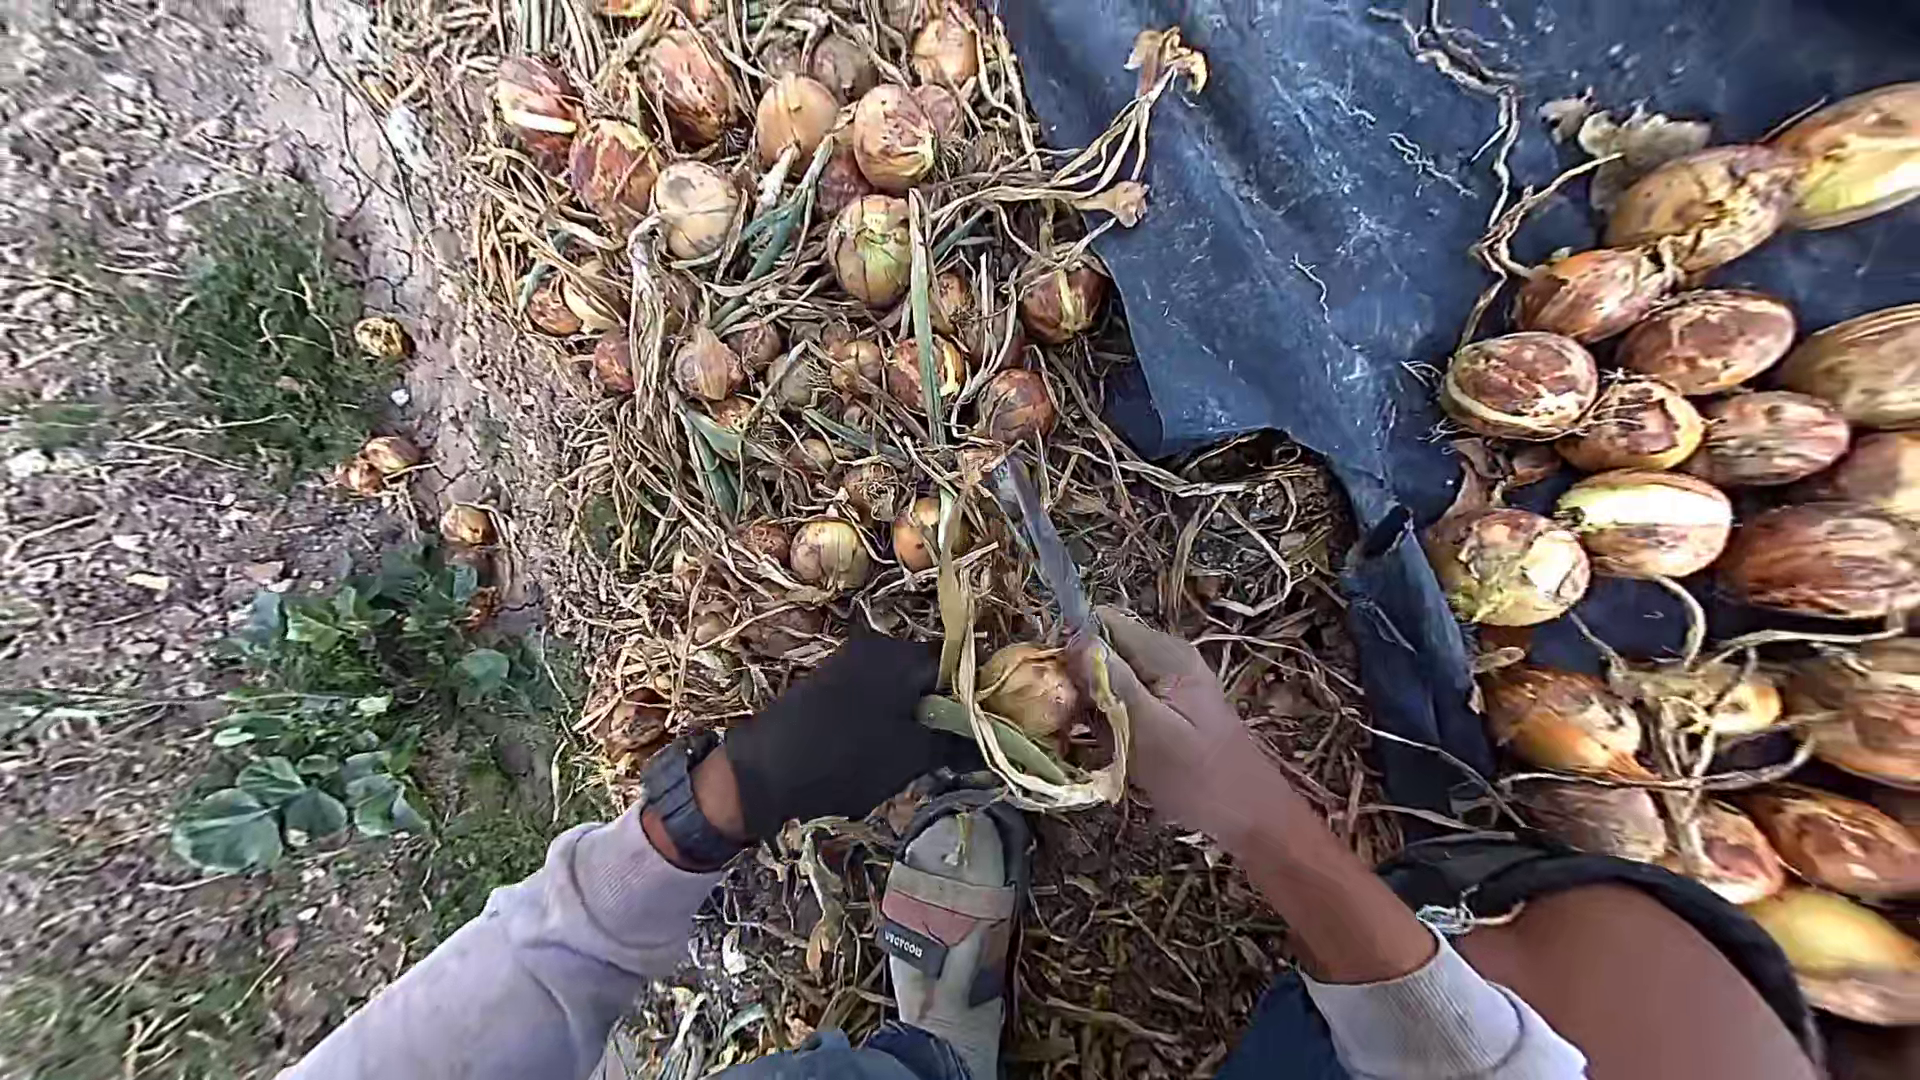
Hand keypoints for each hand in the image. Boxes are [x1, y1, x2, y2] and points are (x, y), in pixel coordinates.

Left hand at [723, 634, 975, 839]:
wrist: (764, 771)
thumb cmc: (846, 758)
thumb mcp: (911, 755)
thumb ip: (955, 742)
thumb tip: (989, 743)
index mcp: (900, 655)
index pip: (956, 665)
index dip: (974, 698)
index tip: (982, 730)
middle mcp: (877, 646)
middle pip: (929, 671)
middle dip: (945, 706)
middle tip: (953, 746)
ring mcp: (851, 660)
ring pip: (904, 682)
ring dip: (919, 711)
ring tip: (922, 751)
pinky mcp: (833, 678)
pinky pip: (878, 687)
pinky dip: (892, 711)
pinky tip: (889, 744)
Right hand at [1076, 605, 1294, 851]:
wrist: (1254, 819)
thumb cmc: (1199, 778)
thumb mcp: (1148, 730)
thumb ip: (1113, 680)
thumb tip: (1076, 637)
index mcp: (1165, 653)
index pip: (1102, 622)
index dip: (1074, 645)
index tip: (1059, 684)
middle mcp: (1167, 656)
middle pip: (1105, 648)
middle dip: (1083, 680)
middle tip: (1078, 722)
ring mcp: (1170, 680)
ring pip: (1111, 675)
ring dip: (1096, 704)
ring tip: (1100, 741)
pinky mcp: (1169, 703)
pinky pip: (1126, 696)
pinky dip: (1113, 717)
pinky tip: (1115, 748)